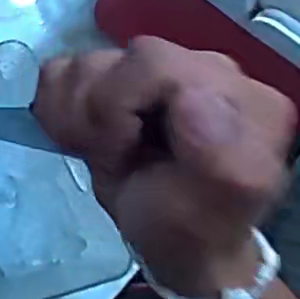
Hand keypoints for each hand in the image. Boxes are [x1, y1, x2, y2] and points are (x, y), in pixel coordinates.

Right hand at [33, 37, 295, 297]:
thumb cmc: (190, 227)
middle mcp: (202, 68)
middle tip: (110, 155)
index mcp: (240, 95)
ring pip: (80, 65)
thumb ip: (224, 158)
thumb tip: (194, 96)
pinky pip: (60, 70)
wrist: (168, 237)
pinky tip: (86, 135)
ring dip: (76, 117)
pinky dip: (59, 108)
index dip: (117, 107)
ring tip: (103, 151)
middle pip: (112, 61)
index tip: (124, 154)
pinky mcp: (116, 71)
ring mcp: (155, 68)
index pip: (152, 64)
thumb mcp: (214, 209)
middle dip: (94, 114)